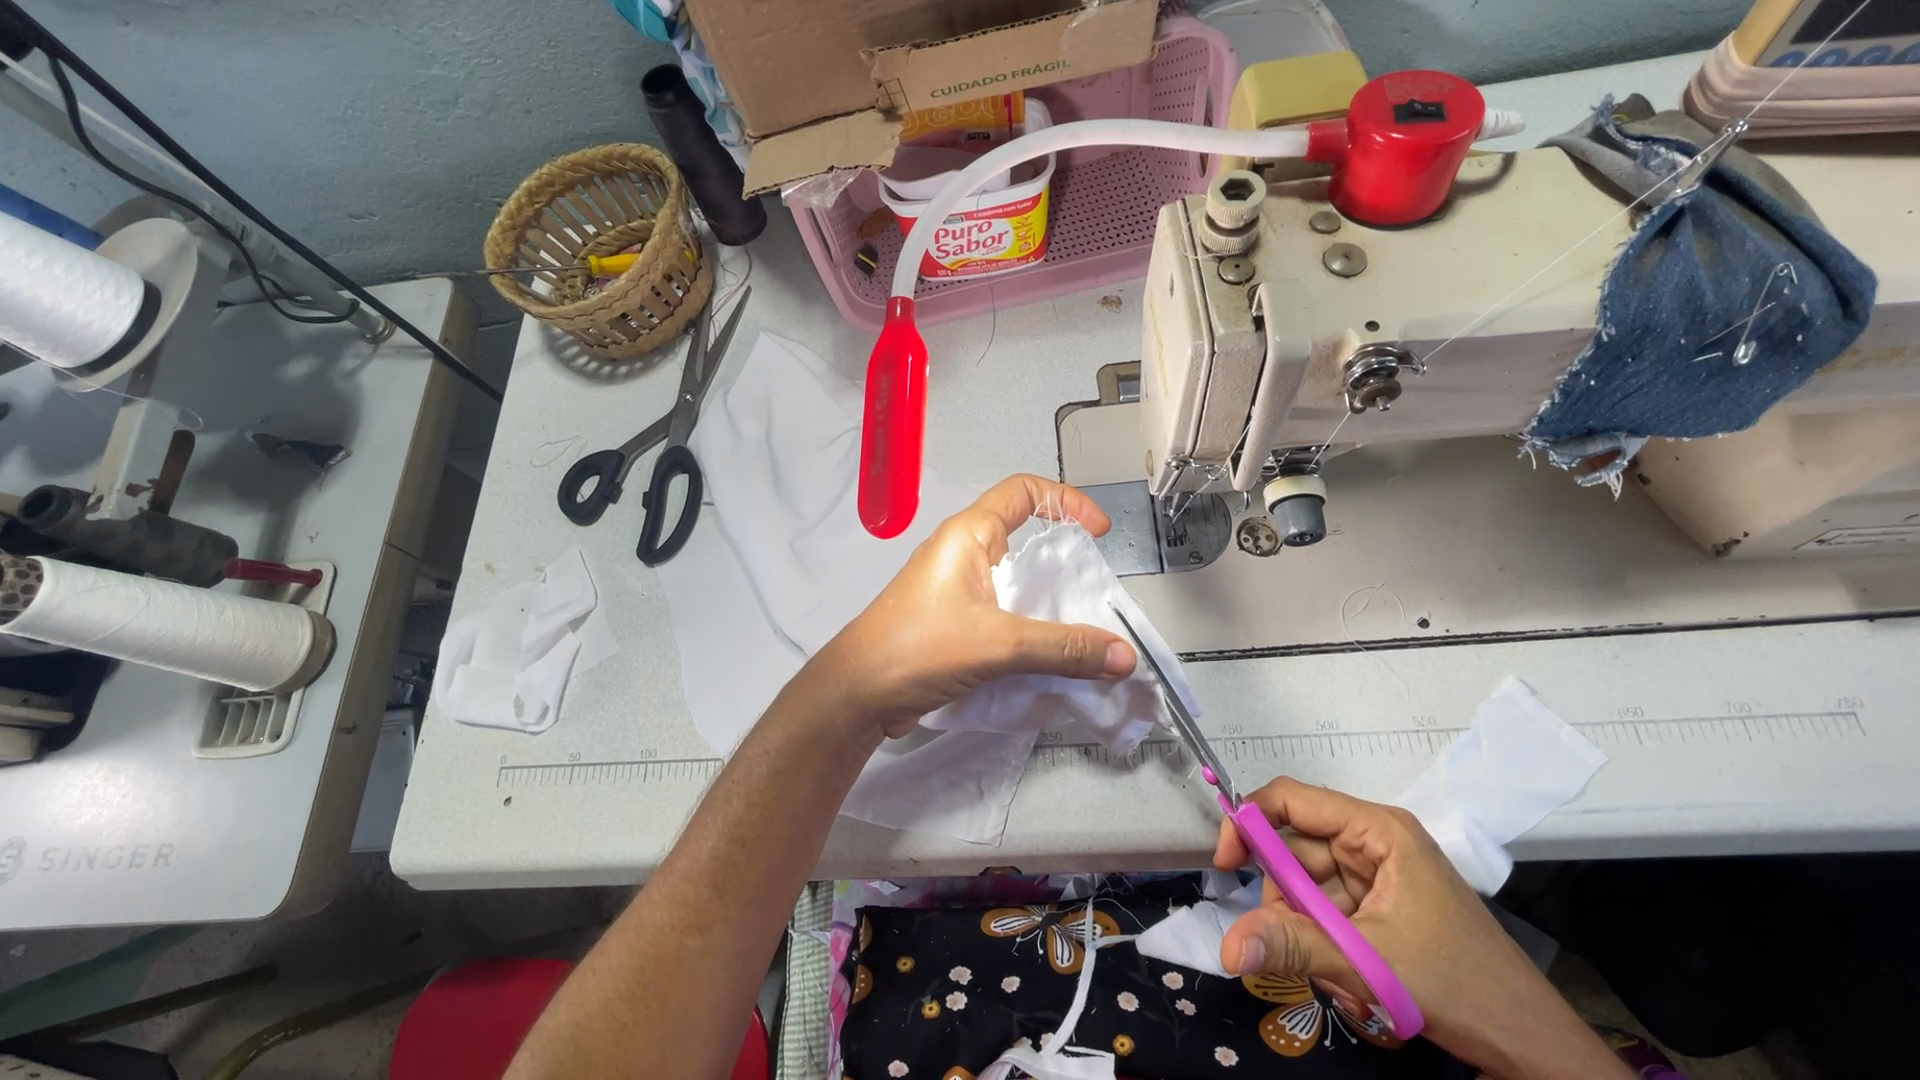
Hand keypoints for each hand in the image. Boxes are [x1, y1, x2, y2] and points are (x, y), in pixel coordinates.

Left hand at [812, 474, 1136, 737]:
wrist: (858, 694)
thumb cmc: (915, 648)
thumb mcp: (999, 644)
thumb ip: (1063, 648)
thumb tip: (1120, 655)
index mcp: (968, 535)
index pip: (1023, 492)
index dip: (1065, 501)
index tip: (1096, 532)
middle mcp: (962, 555)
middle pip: (1024, 540)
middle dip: (1063, 563)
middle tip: (1091, 591)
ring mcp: (956, 590)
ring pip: (1014, 583)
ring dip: (1047, 603)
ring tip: (1079, 629)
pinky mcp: (953, 624)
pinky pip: (1003, 615)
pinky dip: (1029, 630)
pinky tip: (1049, 658)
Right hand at [1213, 778, 1632, 1078]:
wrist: (1527, 1042)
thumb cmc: (1458, 983)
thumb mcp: (1369, 961)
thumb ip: (1293, 945)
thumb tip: (1226, 947)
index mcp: (1377, 831)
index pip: (1292, 800)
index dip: (1251, 823)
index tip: (1224, 866)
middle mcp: (1373, 843)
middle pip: (1295, 849)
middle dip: (1283, 898)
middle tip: (1284, 942)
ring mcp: (1376, 877)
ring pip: (1305, 887)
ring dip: (1301, 927)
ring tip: (1329, 969)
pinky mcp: (1378, 908)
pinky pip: (1324, 911)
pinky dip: (1319, 941)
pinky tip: (1343, 975)